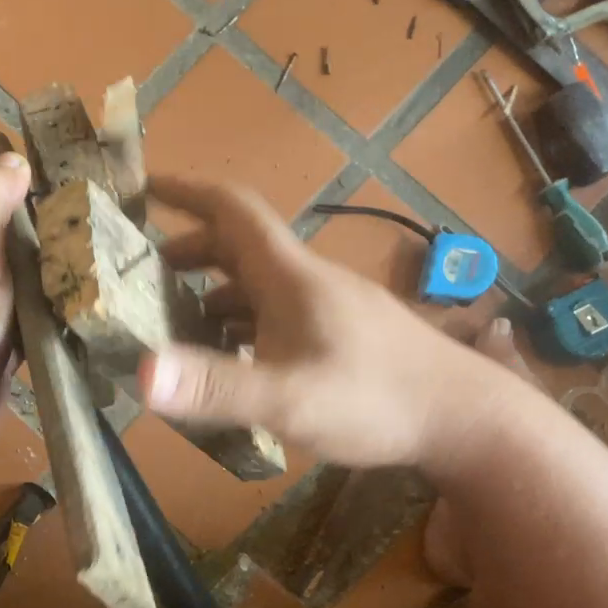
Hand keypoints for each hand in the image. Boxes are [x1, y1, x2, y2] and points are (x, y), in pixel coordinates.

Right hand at [140, 175, 505, 469]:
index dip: (185, 193)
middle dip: (188, 254)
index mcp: (290, 278)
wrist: (466, 419)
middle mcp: (306, 284)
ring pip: (256, 288)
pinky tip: (229, 362)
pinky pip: (274, 319)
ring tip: (173, 326)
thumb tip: (142, 373)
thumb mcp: (286, 398)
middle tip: (145, 279)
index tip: (142, 188)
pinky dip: (238, 328)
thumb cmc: (376, 399)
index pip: (232, 212)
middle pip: (239, 249)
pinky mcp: (339, 340)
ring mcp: (326, 311)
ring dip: (210, 295)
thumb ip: (215, 387)